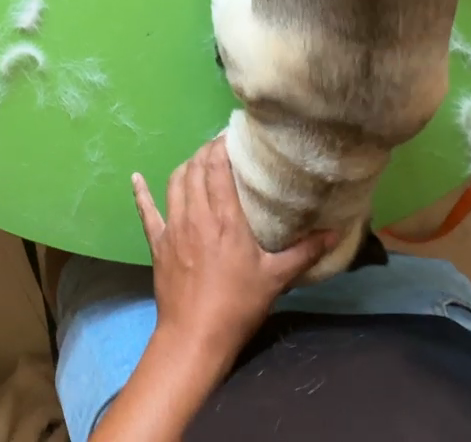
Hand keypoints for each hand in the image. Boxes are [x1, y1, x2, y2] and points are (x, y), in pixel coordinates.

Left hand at [131, 137, 332, 363]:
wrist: (195, 335)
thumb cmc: (238, 305)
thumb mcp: (276, 278)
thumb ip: (305, 252)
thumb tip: (334, 231)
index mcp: (225, 218)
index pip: (218, 168)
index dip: (221, 146)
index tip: (231, 136)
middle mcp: (196, 214)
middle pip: (195, 169)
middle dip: (206, 151)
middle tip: (219, 146)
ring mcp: (173, 226)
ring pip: (175, 182)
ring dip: (186, 167)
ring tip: (198, 161)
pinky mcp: (157, 241)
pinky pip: (146, 210)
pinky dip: (142, 192)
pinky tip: (137, 178)